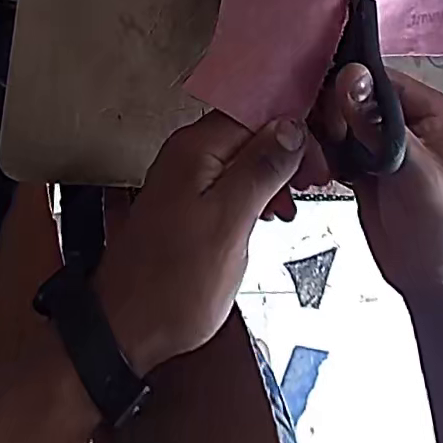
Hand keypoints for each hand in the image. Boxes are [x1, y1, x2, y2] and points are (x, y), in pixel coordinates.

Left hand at [92, 111, 306, 372]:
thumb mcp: (229, 222)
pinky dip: (256, 189)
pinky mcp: (189, 199)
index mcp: (196, 147)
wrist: (126, 330)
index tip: (316, 159)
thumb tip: (291, 127)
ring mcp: (187, 175)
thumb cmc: (171, 283)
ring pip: (244, 154)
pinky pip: (231, 177)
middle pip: (251, 129)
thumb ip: (261, 168)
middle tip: (313, 181)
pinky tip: (269, 212)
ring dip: (275, 171)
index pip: (257, 111)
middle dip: (287, 151)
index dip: (293, 130)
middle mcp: (189, 152)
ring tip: (292, 203)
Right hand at [309, 64, 442, 305]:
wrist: (442, 288)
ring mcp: (381, 144)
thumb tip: (352, 77)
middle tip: (319, 140)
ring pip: (337, 121)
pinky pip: (332, 147)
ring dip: (320, 137)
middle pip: (351, 96)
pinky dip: (319, 156)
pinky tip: (316, 170)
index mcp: (427, 109)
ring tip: (315, 159)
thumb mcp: (414, 172)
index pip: (376, 77)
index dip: (346, 87)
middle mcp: (403, 120)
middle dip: (329, 116)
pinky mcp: (363, 166)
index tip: (325, 108)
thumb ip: (381, 125)